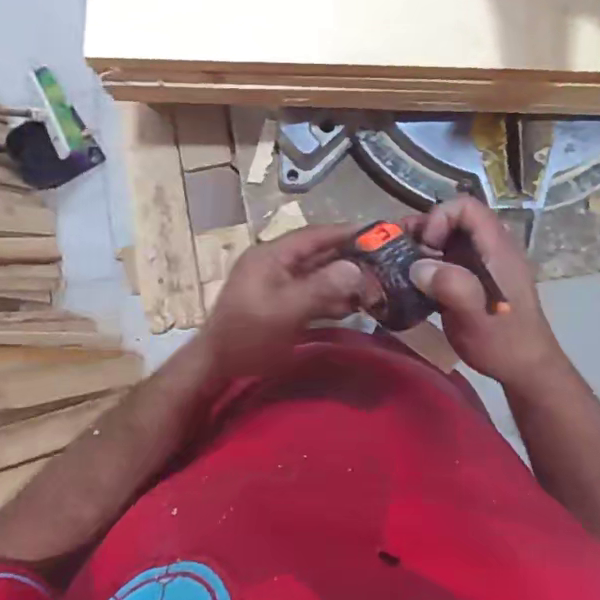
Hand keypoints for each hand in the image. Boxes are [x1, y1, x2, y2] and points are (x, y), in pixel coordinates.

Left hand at [199, 223, 364, 379]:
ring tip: (374, 287)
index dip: (346, 233)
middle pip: (319, 254)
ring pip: (318, 275)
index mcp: (271, 256)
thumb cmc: (247, 335)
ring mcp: (277, 285)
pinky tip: (353, 307)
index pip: (315, 235)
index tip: (377, 232)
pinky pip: (312, 294)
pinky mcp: (281, 305)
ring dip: (344, 281)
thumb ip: (321, 288)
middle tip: (383, 264)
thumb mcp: (286, 310)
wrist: (216, 367)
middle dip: (350, 259)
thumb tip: (356, 268)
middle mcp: (275, 264)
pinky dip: (332, 298)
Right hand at [407, 196, 571, 387]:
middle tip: (401, 253)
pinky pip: (448, 261)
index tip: (425, 246)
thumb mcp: (475, 314)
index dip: (440, 217)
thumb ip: (451, 285)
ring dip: (423, 249)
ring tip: (401, 267)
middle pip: (454, 220)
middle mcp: (490, 249)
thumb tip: (418, 266)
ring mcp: (483, 265)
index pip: (466, 207)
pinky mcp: (474, 282)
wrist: (525, 368)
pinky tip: (413, 285)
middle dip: (425, 231)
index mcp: (497, 247)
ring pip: (449, 240)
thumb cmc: (504, 340)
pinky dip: (428, 266)